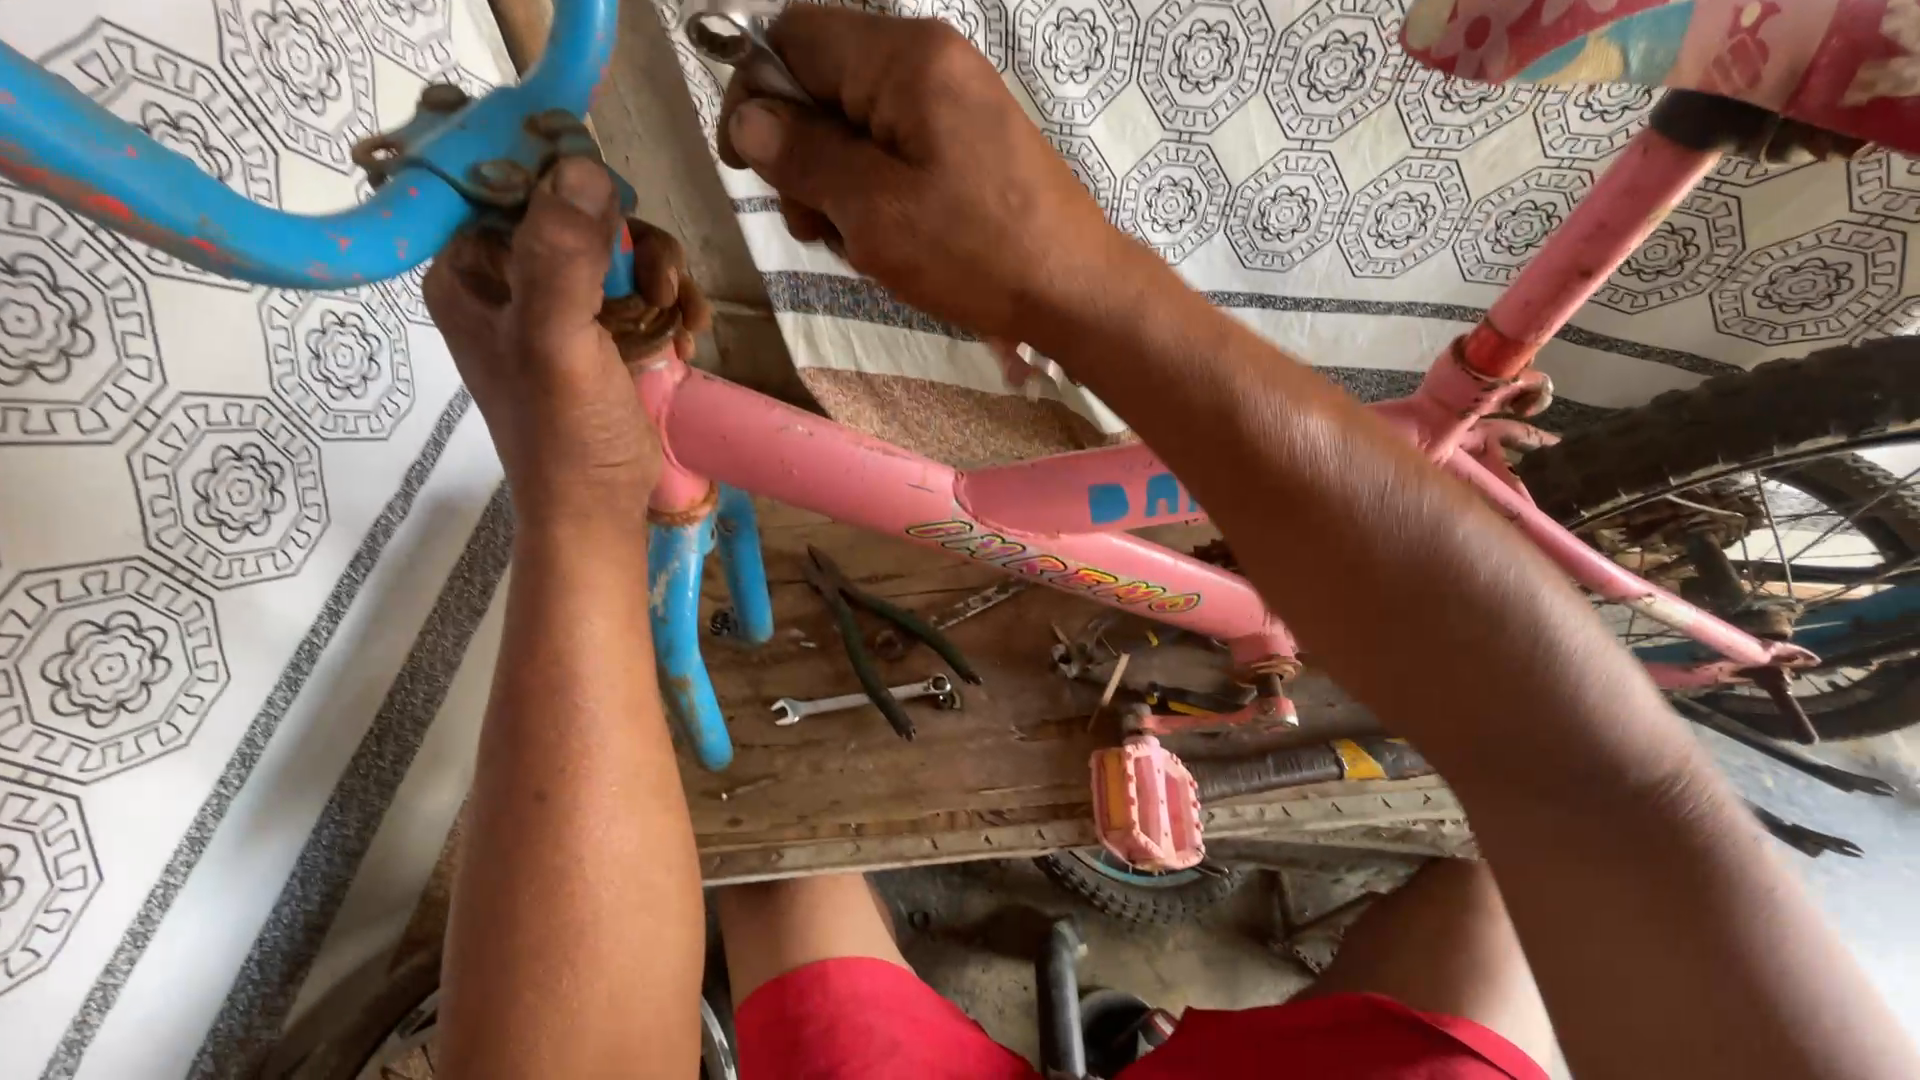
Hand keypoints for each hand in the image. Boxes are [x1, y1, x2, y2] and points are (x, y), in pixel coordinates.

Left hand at [424, 158, 707, 526]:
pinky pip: (640, 288)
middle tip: (661, 285)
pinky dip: (671, 304)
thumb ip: (562, 256)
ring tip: (684, 317)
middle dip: (631, 245)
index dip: (565, 183)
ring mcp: (560, 306)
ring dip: (663, 277)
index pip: (509, 186)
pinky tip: (687, 334)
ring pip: (618, 249)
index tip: (617, 209)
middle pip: (577, 214)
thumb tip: (585, 166)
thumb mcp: (557, 342)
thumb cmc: (565, 432)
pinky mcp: (601, 330)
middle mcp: (511, 280)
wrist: (599, 505)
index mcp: (472, 272)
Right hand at [715, 6, 1130, 343]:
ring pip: (859, 126)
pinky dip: (879, 194)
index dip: (756, 95)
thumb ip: (804, 157)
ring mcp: (955, 102)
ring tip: (861, 245)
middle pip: (826, 84)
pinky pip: (898, 152)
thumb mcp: (874, 211)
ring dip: (841, 186)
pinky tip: (892, 241)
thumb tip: (747, 118)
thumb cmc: (976, 253)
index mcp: (906, 58)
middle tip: (817, 228)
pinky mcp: (970, 142)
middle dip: (804, 156)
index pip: (794, 38)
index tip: (747, 167)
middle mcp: (932, 60)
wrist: (1074, 291)